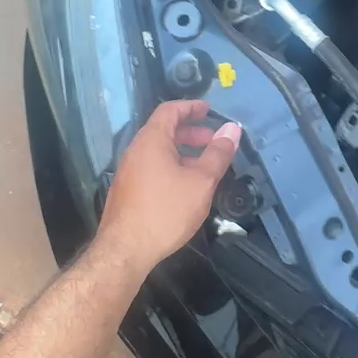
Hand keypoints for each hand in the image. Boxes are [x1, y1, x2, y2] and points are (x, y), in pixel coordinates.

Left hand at [93, 100, 242, 277]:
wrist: (124, 251)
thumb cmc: (166, 210)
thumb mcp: (201, 181)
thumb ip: (218, 153)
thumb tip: (232, 128)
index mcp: (152, 140)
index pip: (170, 110)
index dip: (191, 107)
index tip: (209, 110)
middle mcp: (136, 150)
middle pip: (163, 129)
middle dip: (190, 131)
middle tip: (212, 140)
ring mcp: (128, 171)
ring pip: (158, 151)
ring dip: (182, 151)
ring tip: (203, 165)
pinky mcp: (127, 191)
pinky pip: (151, 166)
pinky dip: (171, 165)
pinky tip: (184, 187)